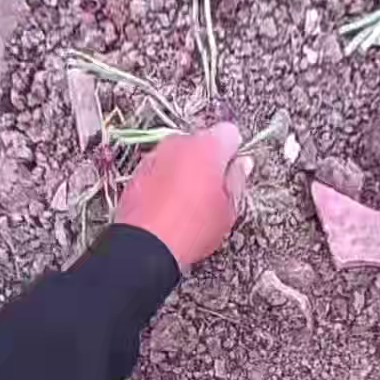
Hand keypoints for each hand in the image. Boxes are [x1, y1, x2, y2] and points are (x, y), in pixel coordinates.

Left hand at [112, 123, 252, 269]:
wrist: (146, 246)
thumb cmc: (193, 229)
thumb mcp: (228, 211)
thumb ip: (237, 181)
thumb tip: (242, 164)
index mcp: (208, 147)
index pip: (229, 133)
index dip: (234, 153)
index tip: (232, 174)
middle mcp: (179, 143)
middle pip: (201, 143)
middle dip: (207, 162)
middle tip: (212, 194)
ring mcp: (155, 155)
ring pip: (178, 156)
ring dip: (185, 172)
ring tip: (188, 205)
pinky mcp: (137, 172)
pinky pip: (159, 170)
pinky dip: (165, 182)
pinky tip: (169, 208)